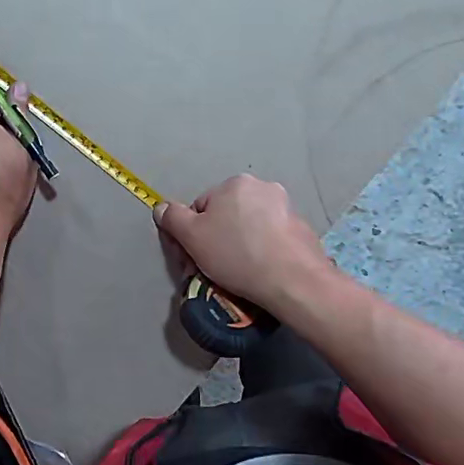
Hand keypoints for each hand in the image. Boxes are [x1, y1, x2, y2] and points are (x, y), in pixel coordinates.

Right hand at [153, 174, 331, 310]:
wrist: (292, 280)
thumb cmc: (236, 255)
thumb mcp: (191, 237)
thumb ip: (172, 218)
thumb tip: (161, 207)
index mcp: (234, 184)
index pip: (201, 208)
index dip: (194, 235)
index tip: (196, 258)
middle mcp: (263, 187)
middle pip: (227, 214)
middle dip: (218, 238)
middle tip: (215, 267)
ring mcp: (286, 208)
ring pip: (250, 226)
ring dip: (241, 243)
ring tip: (239, 272)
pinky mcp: (301, 229)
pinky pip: (271, 238)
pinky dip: (263, 250)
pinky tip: (261, 270)